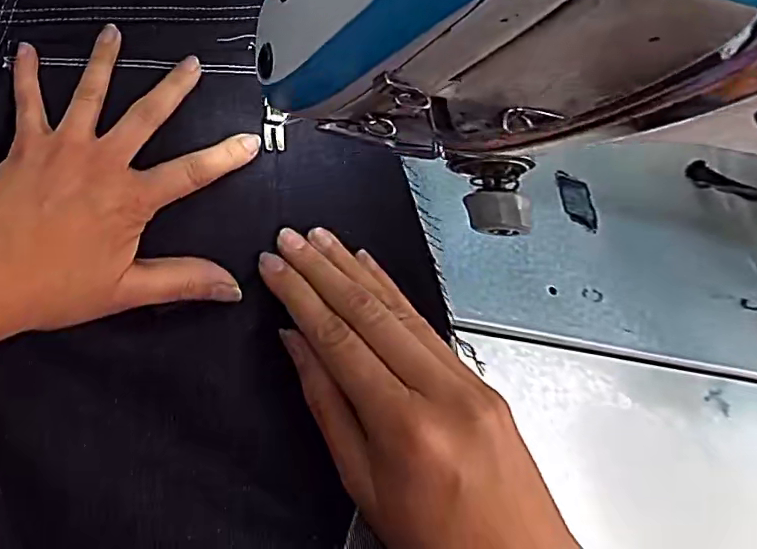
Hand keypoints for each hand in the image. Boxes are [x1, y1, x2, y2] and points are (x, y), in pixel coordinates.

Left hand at [0, 24, 259, 339]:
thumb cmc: (49, 287)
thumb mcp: (123, 290)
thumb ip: (180, 281)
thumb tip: (229, 287)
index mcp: (129, 197)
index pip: (190, 174)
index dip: (224, 157)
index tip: (248, 140)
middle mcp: (102, 161)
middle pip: (147, 115)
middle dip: (174, 87)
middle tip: (192, 63)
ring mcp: (64, 146)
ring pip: (90, 93)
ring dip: (104, 60)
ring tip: (113, 33)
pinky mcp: (28, 144)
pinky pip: (27, 102)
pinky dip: (25, 75)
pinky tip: (24, 50)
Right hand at [260, 228, 578, 548]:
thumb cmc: (444, 546)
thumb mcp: (365, 487)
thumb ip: (327, 406)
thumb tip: (297, 345)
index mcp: (406, 427)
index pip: (338, 338)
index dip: (299, 295)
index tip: (275, 267)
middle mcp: (442, 393)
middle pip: (367, 310)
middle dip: (320, 267)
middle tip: (290, 238)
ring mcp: (467, 380)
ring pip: (398, 306)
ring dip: (353, 266)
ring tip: (322, 240)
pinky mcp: (481, 378)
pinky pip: (426, 320)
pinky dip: (392, 288)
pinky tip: (370, 265)